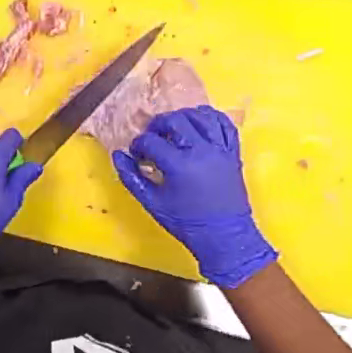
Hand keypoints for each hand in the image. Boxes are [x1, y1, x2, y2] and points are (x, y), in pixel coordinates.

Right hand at [112, 106, 276, 287]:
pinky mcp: (233, 152)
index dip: (138, 145)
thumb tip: (118, 156)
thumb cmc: (185, 222)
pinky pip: (225, 124)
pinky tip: (199, 122)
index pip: (151, 141)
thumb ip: (132, 177)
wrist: (223, 235)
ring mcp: (220, 149)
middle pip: (176, 121)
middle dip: (158, 125)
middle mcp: (201, 151)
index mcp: (179, 165)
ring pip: (201, 116)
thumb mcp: (151, 203)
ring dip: (183, 117)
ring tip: (173, 128)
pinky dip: (211, 118)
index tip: (136, 155)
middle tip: (152, 138)